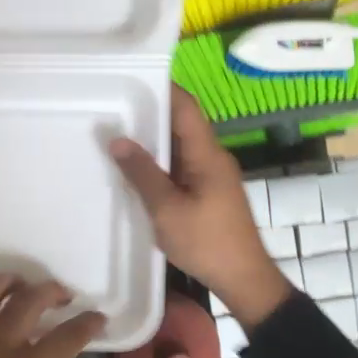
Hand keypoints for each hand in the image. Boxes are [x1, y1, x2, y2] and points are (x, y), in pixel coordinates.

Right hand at [110, 85, 292, 327]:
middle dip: (150, 115)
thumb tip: (119, 140)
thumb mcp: (167, 209)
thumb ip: (142, 173)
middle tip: (113, 109)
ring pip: (180, 148)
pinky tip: (136, 172)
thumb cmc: (207, 243)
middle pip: (182, 125)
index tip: (131, 79)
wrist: (244, 278)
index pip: (186, 107)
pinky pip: (181, 168)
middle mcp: (213, 158)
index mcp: (207, 154)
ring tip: (117, 136)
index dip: (162, 89)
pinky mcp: (209, 194)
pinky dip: (160, 164)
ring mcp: (213, 177)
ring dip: (153, 142)